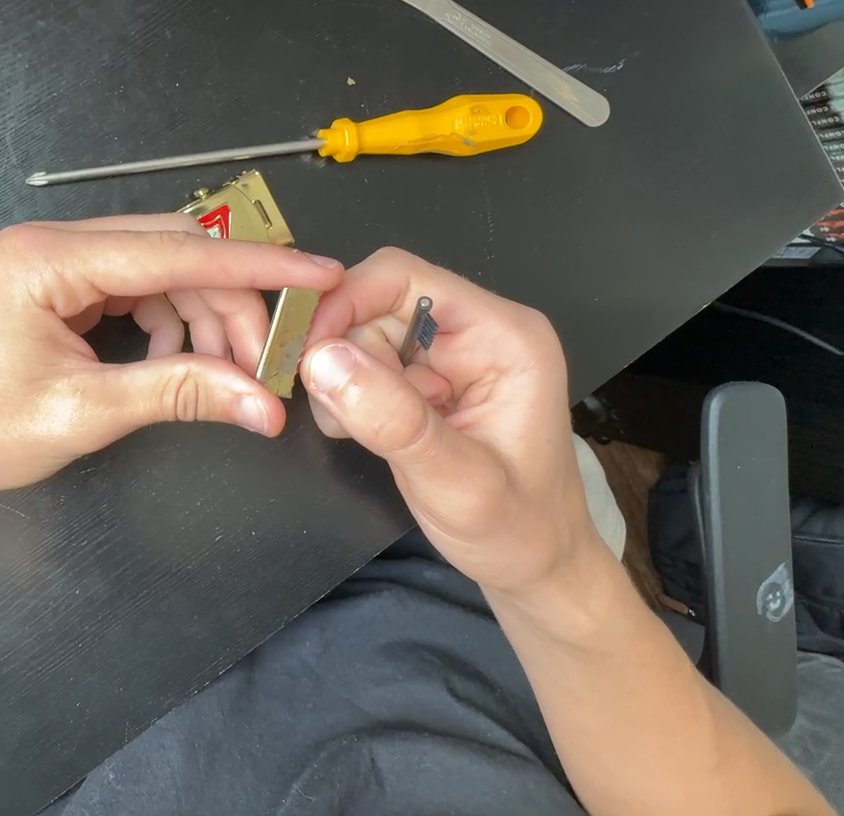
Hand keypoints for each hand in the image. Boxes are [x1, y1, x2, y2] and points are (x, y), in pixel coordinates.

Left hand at [0, 214, 343, 504]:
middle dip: (228, 303)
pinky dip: (168, 324)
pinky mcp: (58, 288)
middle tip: (264, 363)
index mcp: (49, 257)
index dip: (255, 265)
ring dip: (201, 317)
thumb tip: (263, 403)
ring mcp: (54, 263)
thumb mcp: (84, 413)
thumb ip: (179, 393)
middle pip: (171, 253)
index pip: (174, 251)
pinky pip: (133, 291)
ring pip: (158, 272)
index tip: (320, 272)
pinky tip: (176, 363)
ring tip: (221, 374)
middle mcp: (53, 244)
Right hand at [298, 248, 599, 595]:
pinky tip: (365, 432)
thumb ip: (394, 421)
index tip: (308, 354)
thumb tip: (322, 358)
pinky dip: (344, 396)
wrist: (535, 567)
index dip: (344, 302)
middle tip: (349, 419)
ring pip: (356, 336)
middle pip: (370, 306)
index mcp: (501, 335)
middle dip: (343, 358)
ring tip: (367, 435)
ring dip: (341, 384)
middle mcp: (471, 331)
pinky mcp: (419, 378)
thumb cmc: (518, 531)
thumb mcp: (459, 483)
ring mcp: (443, 354)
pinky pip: (357, 363)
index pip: (401, 277)